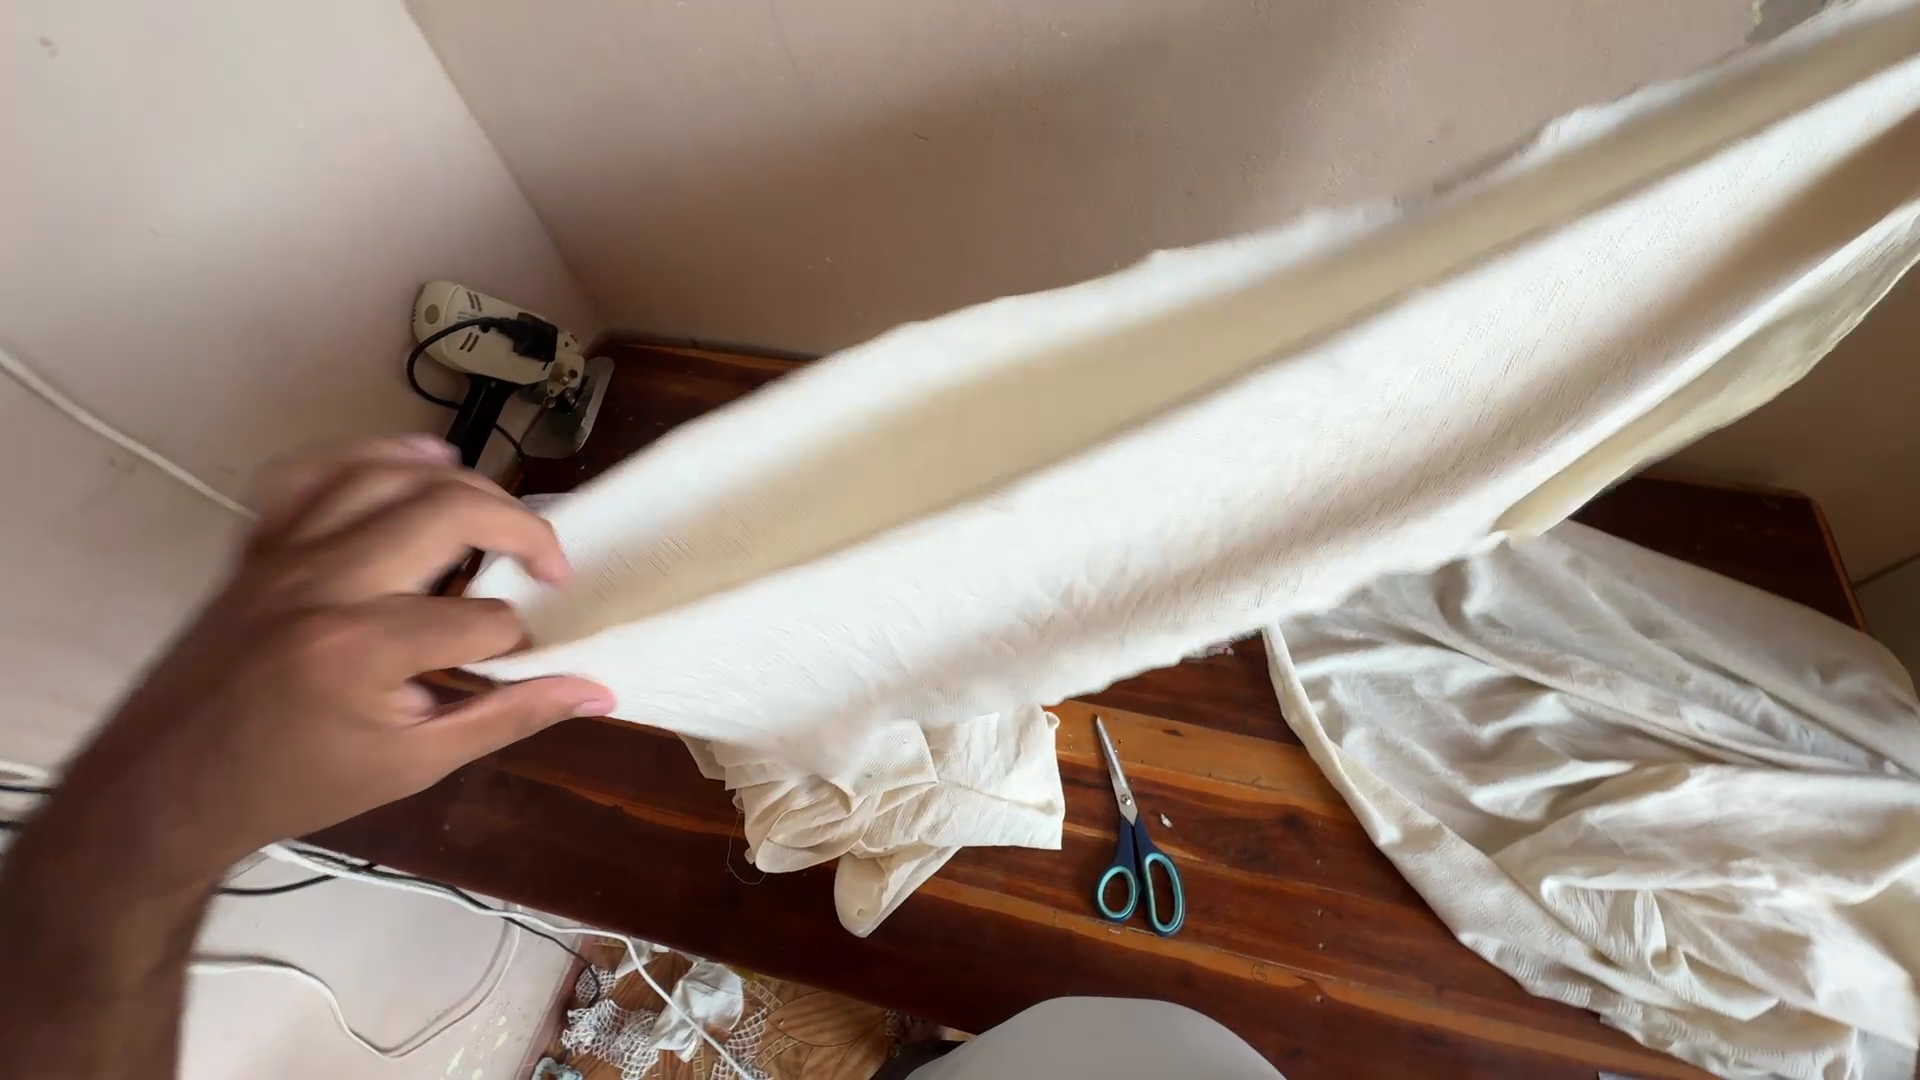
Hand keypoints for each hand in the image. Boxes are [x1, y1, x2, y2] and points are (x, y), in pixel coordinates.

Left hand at [50, 435, 611, 878]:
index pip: (487, 618)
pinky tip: (417, 467)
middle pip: (452, 512)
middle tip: (549, 565)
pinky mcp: (260, 547)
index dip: (521, 639)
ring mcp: (284, 555)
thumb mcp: (417, 763)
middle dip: (524, 531)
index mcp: (360, 648)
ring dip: (464, 484)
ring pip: (390, 475)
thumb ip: (514, 716)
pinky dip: (373, 457)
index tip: (524, 661)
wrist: (155, 794)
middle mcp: (323, 582)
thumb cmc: (295, 784)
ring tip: (503, 513)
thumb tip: (599, 692)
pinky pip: (313, 472)